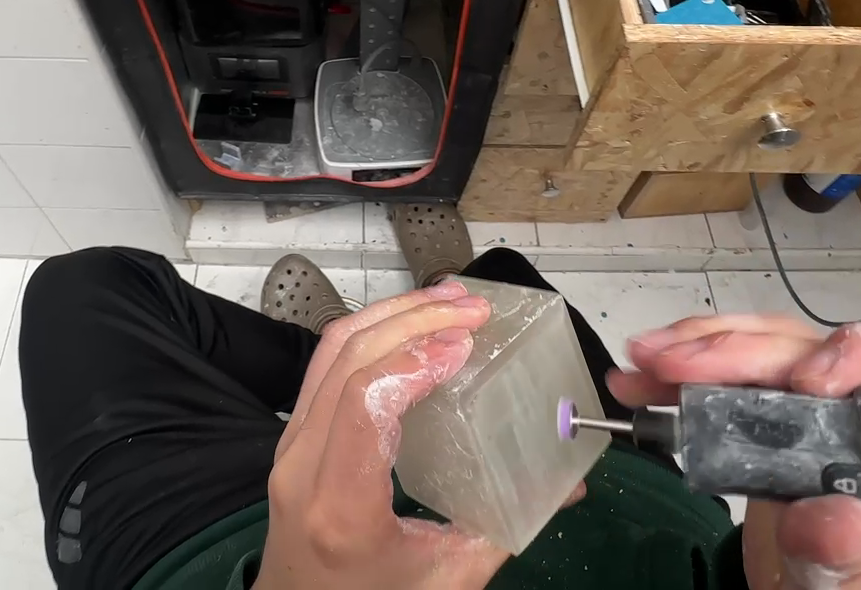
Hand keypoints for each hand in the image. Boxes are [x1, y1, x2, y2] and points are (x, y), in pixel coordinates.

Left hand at [255, 281, 509, 589]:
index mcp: (341, 505)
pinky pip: (326, 360)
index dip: (415, 358)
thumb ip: (506, 526)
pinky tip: (409, 320)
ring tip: (446, 298)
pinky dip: (371, 328)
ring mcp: (291, 440)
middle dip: (414, 318)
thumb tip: (570, 483)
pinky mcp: (293, 430)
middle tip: (471, 307)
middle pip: (348, 358)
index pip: (366, 402)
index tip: (465, 342)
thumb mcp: (447, 581)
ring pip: (333, 348)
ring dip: (392, 312)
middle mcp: (303, 461)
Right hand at [612, 315, 860, 589]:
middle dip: (746, 351)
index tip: (810, 380)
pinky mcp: (783, 418)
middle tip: (674, 363)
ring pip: (778, 349)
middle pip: (831, 354)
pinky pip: (742, 374)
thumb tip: (836, 517)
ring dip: (705, 347)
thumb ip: (855, 578)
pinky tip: (649, 373)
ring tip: (647, 360)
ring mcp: (833, 419)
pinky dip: (691, 367)